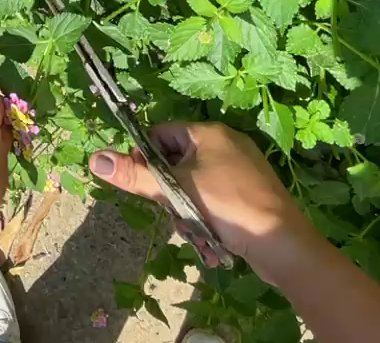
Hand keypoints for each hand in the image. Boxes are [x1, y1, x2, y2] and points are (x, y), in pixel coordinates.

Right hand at [90, 122, 322, 282]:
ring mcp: (243, 169)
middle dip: (170, 195)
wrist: (285, 246)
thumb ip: (135, 175)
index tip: (145, 186)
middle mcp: (226, 143)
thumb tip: (94, 159)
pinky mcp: (253, 193)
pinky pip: (216, 199)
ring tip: (195, 234)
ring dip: (188, 212)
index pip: (161, 135)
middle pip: (177, 163)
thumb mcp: (176, 190)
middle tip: (173, 216)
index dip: (147, 159)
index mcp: (208, 132)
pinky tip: (211, 242)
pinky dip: (209, 219)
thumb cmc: (228, 205)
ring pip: (195, 186)